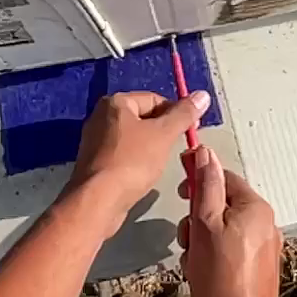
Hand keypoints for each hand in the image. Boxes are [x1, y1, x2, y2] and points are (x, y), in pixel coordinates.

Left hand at [67, 91, 209, 236]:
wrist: (98, 201)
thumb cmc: (132, 162)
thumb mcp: (164, 135)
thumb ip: (184, 114)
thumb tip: (202, 94)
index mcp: (116, 102)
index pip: (155, 99)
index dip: (177, 113)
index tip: (192, 130)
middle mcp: (101, 116)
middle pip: (143, 117)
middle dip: (163, 132)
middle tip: (176, 148)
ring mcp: (94, 140)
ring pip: (133, 138)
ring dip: (150, 148)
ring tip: (160, 163)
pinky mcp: (94, 163)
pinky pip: (122, 155)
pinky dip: (135, 161)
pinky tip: (142, 175)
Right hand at [178, 145, 280, 296]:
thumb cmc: (219, 273)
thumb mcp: (205, 223)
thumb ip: (206, 186)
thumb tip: (206, 152)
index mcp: (255, 206)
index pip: (224, 177)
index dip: (200, 180)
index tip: (180, 192)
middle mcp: (266, 222)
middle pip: (224, 203)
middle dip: (199, 216)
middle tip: (186, 237)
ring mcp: (266, 246)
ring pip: (226, 227)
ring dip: (203, 236)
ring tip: (193, 259)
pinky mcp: (261, 268)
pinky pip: (233, 247)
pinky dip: (215, 252)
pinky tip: (203, 271)